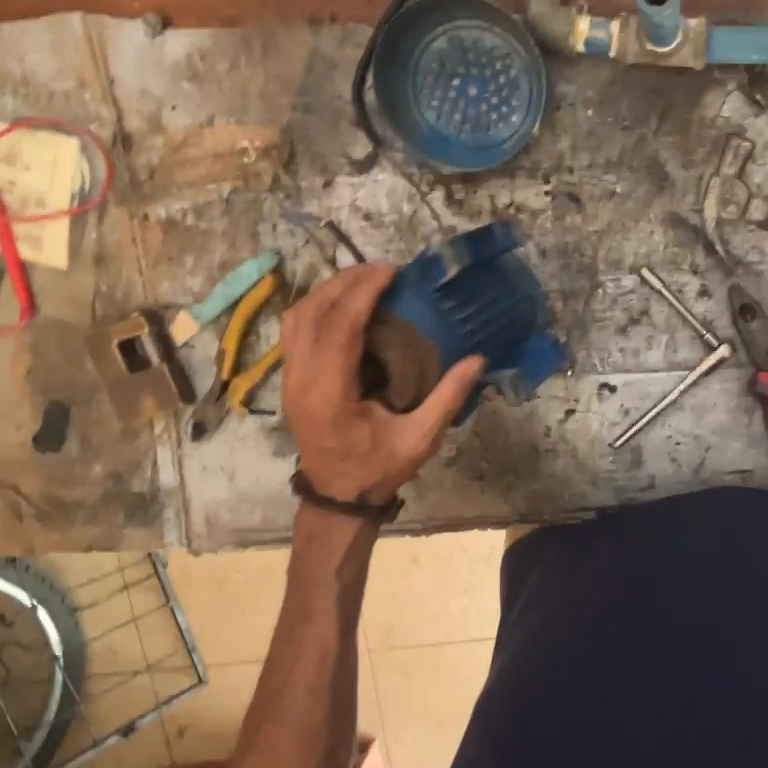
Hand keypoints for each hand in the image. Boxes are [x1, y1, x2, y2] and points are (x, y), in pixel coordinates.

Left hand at [280, 264, 484, 504]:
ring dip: (328, 291)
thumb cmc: (377, 469)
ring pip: (297, 317)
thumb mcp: (420, 439)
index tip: (391, 272)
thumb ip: (447, 398)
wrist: (335, 498)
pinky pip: (295, 329)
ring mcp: (289, 378)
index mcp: (330, 392)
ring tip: (364, 280)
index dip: (362, 292)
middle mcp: (302, 379)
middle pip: (312, 312)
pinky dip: (318, 307)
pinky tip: (344, 303)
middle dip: (346, 282)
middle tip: (383, 269)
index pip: (339, 327)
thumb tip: (478, 359)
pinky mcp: (290, 378)